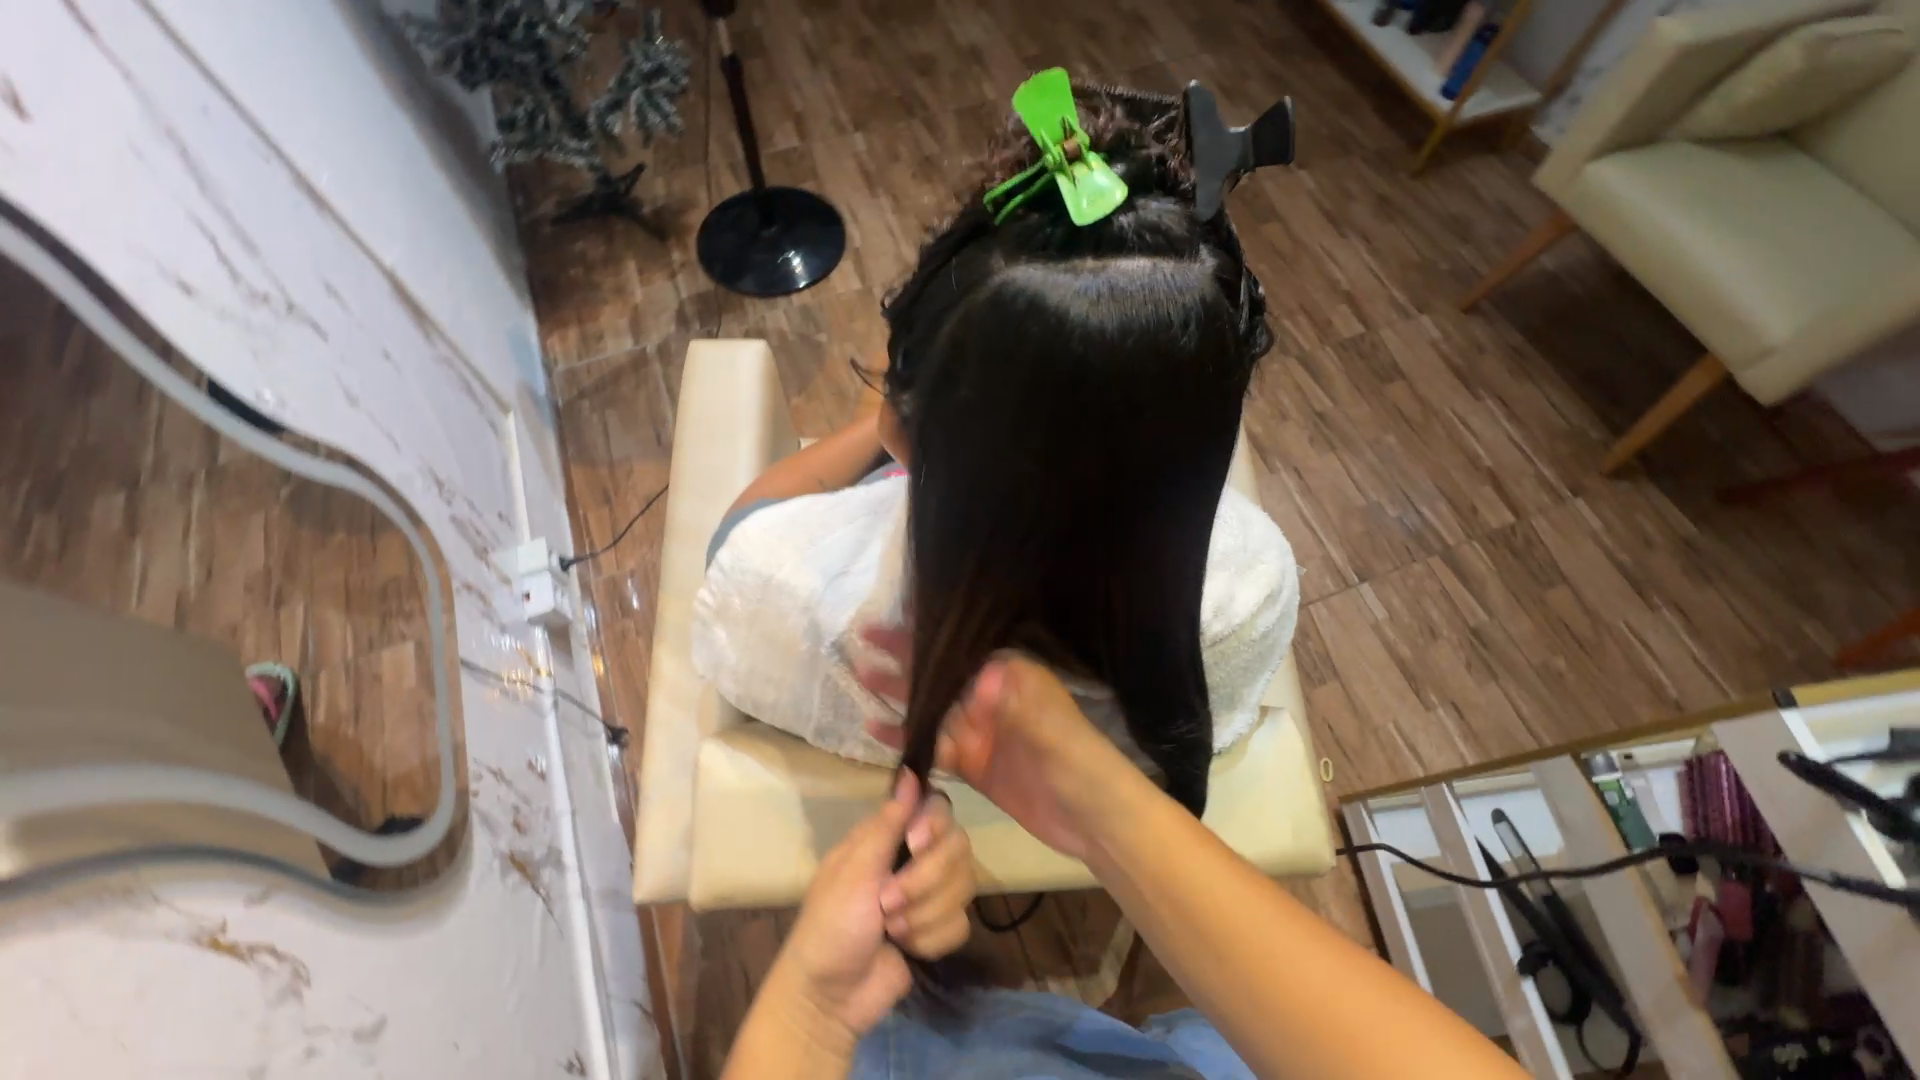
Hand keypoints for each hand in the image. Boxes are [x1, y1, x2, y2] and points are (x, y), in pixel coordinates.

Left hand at [764, 772, 974, 1050]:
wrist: (830, 998)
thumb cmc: (830, 926)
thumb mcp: (853, 872)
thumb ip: (887, 825)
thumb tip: (910, 773)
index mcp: (888, 836)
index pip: (937, 808)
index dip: (935, 826)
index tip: (915, 845)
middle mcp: (913, 858)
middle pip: (958, 847)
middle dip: (926, 881)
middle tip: (887, 904)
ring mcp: (929, 894)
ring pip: (964, 886)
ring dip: (925, 914)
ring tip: (891, 930)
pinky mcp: (938, 928)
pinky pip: (961, 923)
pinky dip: (932, 940)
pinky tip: (906, 949)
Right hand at [856, 627, 1136, 860]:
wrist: (1096, 820)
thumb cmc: (1079, 762)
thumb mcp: (1049, 726)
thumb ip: (1011, 702)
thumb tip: (979, 671)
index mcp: (1012, 677)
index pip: (962, 647)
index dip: (928, 633)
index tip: (892, 615)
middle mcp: (992, 698)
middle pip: (941, 673)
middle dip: (904, 655)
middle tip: (863, 638)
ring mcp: (981, 732)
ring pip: (931, 707)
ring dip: (898, 692)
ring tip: (860, 674)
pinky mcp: (973, 764)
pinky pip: (932, 746)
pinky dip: (905, 737)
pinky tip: (874, 728)